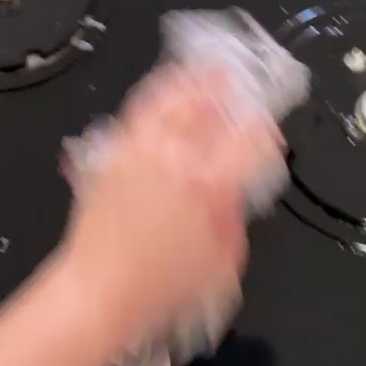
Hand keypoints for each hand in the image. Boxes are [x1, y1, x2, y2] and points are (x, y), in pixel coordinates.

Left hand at [53, 64, 283, 359]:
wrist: (98, 292)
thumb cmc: (161, 290)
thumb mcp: (222, 264)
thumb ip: (231, 219)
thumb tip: (232, 193)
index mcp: (208, 186)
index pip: (247, 140)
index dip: (263, 131)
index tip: (267, 131)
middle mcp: (173, 159)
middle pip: (205, 107)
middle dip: (225, 91)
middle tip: (235, 82)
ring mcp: (138, 152)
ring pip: (168, 100)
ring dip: (190, 83)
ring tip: (203, 73)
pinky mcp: (111, 154)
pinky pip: (136, 113)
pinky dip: (155, 97)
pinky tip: (163, 93)